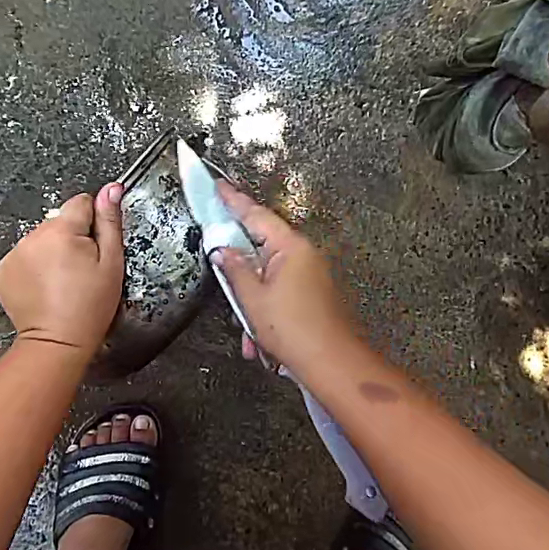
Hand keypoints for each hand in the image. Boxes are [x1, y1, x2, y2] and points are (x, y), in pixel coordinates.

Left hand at [0, 183, 124, 352]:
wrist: (58, 342)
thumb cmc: (89, 308)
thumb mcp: (112, 263)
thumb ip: (110, 222)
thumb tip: (111, 189)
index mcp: (62, 231)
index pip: (81, 203)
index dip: (93, 224)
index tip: (95, 249)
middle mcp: (32, 236)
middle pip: (59, 223)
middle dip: (71, 240)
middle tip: (80, 271)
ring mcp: (14, 254)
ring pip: (40, 239)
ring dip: (51, 253)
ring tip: (62, 282)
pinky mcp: (2, 271)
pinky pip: (24, 257)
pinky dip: (34, 268)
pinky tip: (46, 287)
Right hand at [210, 181, 360, 373]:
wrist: (330, 363)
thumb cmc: (296, 330)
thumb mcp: (252, 298)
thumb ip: (234, 269)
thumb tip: (222, 251)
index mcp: (290, 247)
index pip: (255, 214)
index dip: (232, 200)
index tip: (218, 186)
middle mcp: (303, 256)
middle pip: (259, 250)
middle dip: (240, 275)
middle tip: (227, 285)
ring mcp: (309, 276)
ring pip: (266, 279)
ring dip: (252, 304)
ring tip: (250, 331)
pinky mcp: (311, 295)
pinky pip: (279, 295)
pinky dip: (265, 315)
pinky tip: (260, 341)